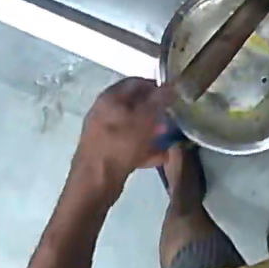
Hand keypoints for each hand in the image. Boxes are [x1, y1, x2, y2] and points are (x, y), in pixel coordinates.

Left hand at [68, 77, 172, 204]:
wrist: (94, 185)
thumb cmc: (120, 145)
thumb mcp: (144, 119)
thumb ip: (160, 100)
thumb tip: (174, 85)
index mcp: (110, 98)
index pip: (136, 82)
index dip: (155, 86)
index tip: (172, 95)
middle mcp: (104, 112)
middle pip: (134, 105)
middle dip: (155, 110)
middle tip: (171, 116)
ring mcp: (104, 133)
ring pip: (133, 126)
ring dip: (152, 130)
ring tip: (169, 136)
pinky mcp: (106, 153)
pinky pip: (129, 145)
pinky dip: (144, 148)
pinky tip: (161, 156)